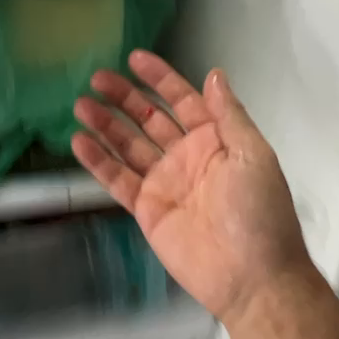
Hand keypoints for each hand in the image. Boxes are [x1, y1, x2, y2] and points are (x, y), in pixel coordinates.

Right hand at [73, 51, 311, 323]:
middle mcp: (185, 156)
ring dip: (105, 124)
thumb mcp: (253, 156)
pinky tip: (79, 141)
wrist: (253, 280)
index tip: (133, 59)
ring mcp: (163, 182)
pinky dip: (97, 161)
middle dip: (124, 97)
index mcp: (214, 140)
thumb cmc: (259, 213)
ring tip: (81, 104)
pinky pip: (117, 179)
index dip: (159, 78)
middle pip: (148, 118)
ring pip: (127, 144)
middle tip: (96, 78)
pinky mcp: (146, 209)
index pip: (181, 99)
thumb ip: (228, 114)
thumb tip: (214, 74)